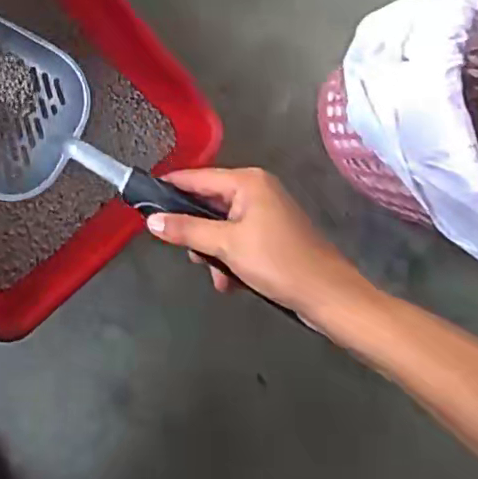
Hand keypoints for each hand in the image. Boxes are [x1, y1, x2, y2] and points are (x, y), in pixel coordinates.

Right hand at [144, 167, 376, 322]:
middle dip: (196, 233)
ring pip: (221, 226)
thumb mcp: (227, 247)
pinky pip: (238, 239)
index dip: (168, 188)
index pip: (195, 177)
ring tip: (219, 276)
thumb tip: (152, 221)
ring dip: (214, 252)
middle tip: (191, 255)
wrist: (334, 300)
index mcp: (247, 181)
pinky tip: (232, 282)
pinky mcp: (273, 235)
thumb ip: (186, 231)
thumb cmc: (280, 264)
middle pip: (207, 203)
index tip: (143, 200)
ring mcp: (267, 212)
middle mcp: (256, 189)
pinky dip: (230, 258)